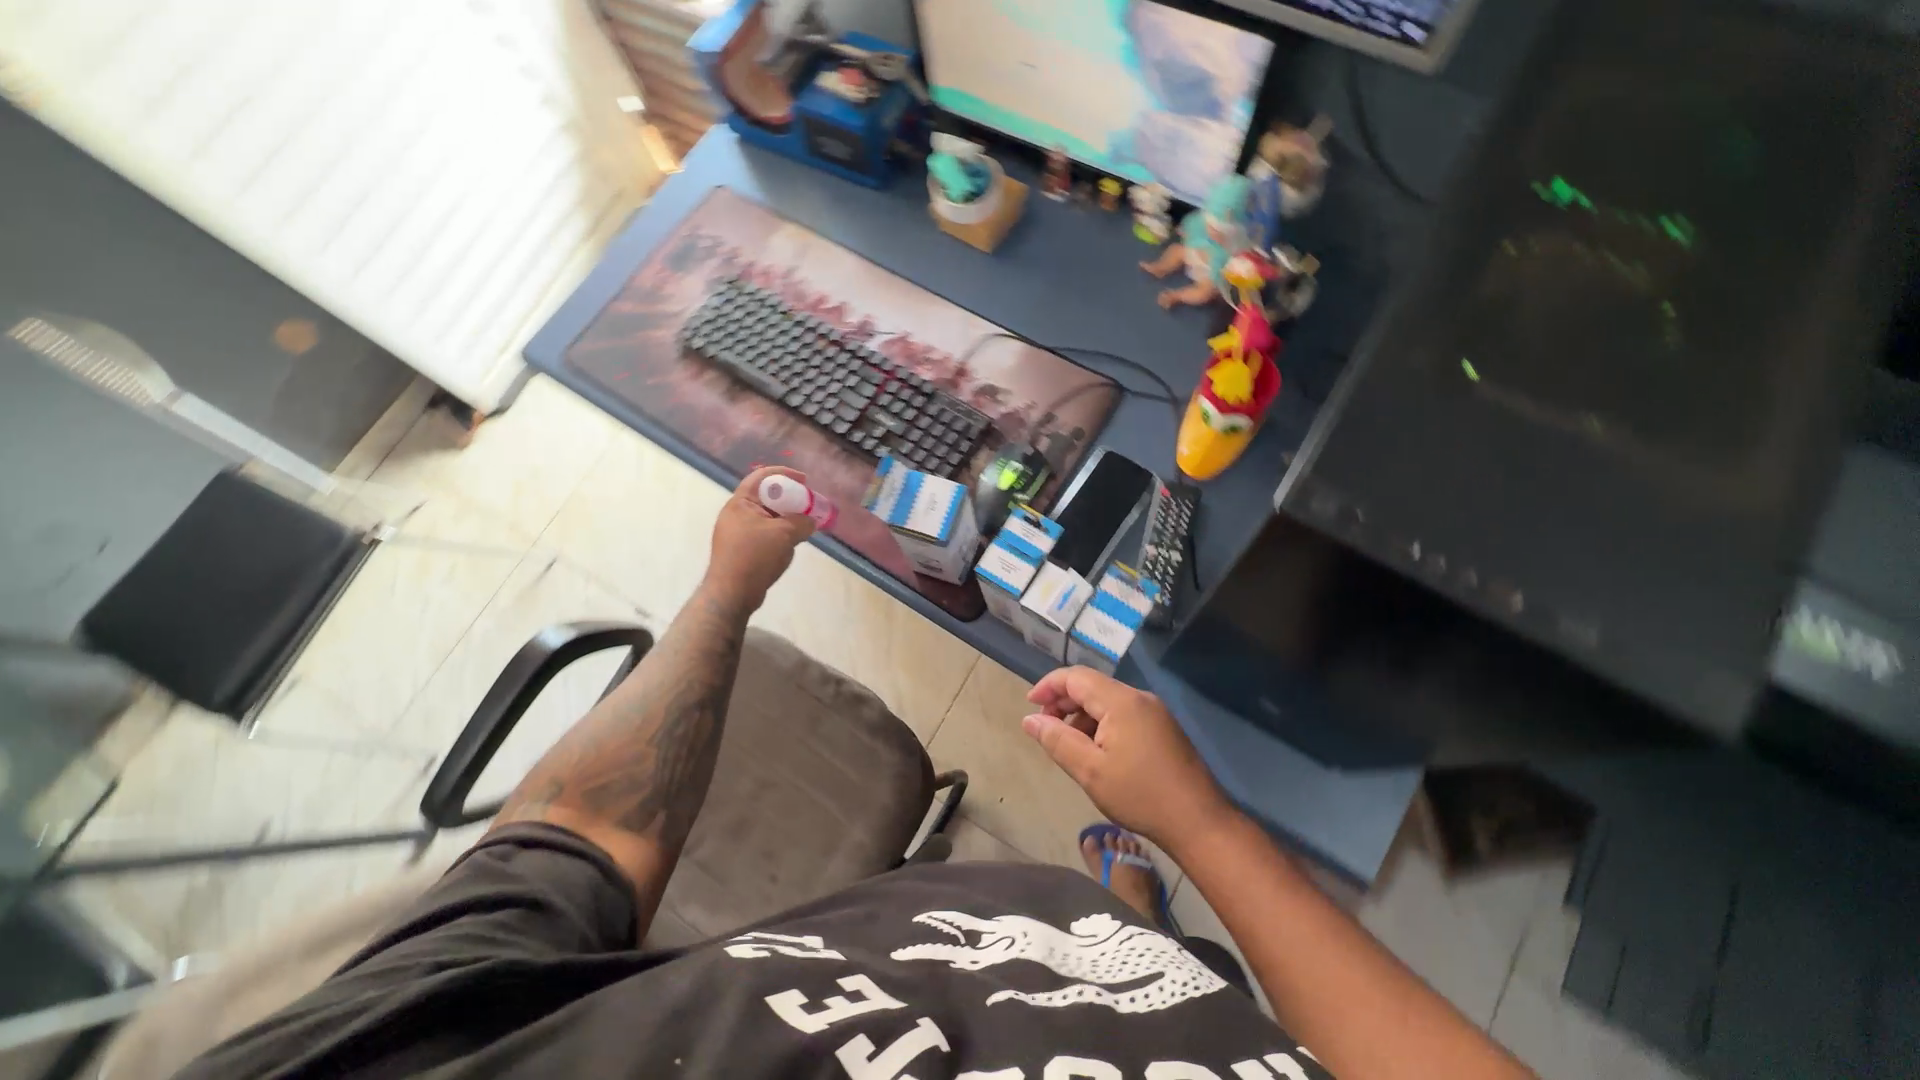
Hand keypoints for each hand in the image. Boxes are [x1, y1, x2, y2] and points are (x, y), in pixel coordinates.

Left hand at [702, 466, 815, 612]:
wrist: (732, 594)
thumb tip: (810, 521)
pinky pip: (763, 533)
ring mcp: (736, 533)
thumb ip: (802, 522)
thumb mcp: (784, 534)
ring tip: (803, 527)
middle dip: (789, 500)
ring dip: (786, 519)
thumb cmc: (755, 557)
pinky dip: (779, 534)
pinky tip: (790, 545)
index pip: (762, 477)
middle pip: (766, 497)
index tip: (805, 481)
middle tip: (808, 506)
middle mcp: (735, 514)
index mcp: (740, 503)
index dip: (785, 474)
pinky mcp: (740, 550)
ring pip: (766, 517)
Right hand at [1022, 666, 1235, 849]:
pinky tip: (1096, 752)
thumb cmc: (1139, 795)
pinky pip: (1124, 715)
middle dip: (1063, 702)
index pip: (1076, 677)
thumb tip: (1030, 719)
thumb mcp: (1089, 770)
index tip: (1029, 706)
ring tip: (1068, 745)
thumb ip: (1057, 740)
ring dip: (1082, 716)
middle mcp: (1140, 698)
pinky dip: (1102, 724)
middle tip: (1045, 729)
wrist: (1197, 821)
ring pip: (1108, 701)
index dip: (1048, 686)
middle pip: (1092, 686)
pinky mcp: (1163, 728)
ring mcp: (1155, 713)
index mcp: (1121, 702)